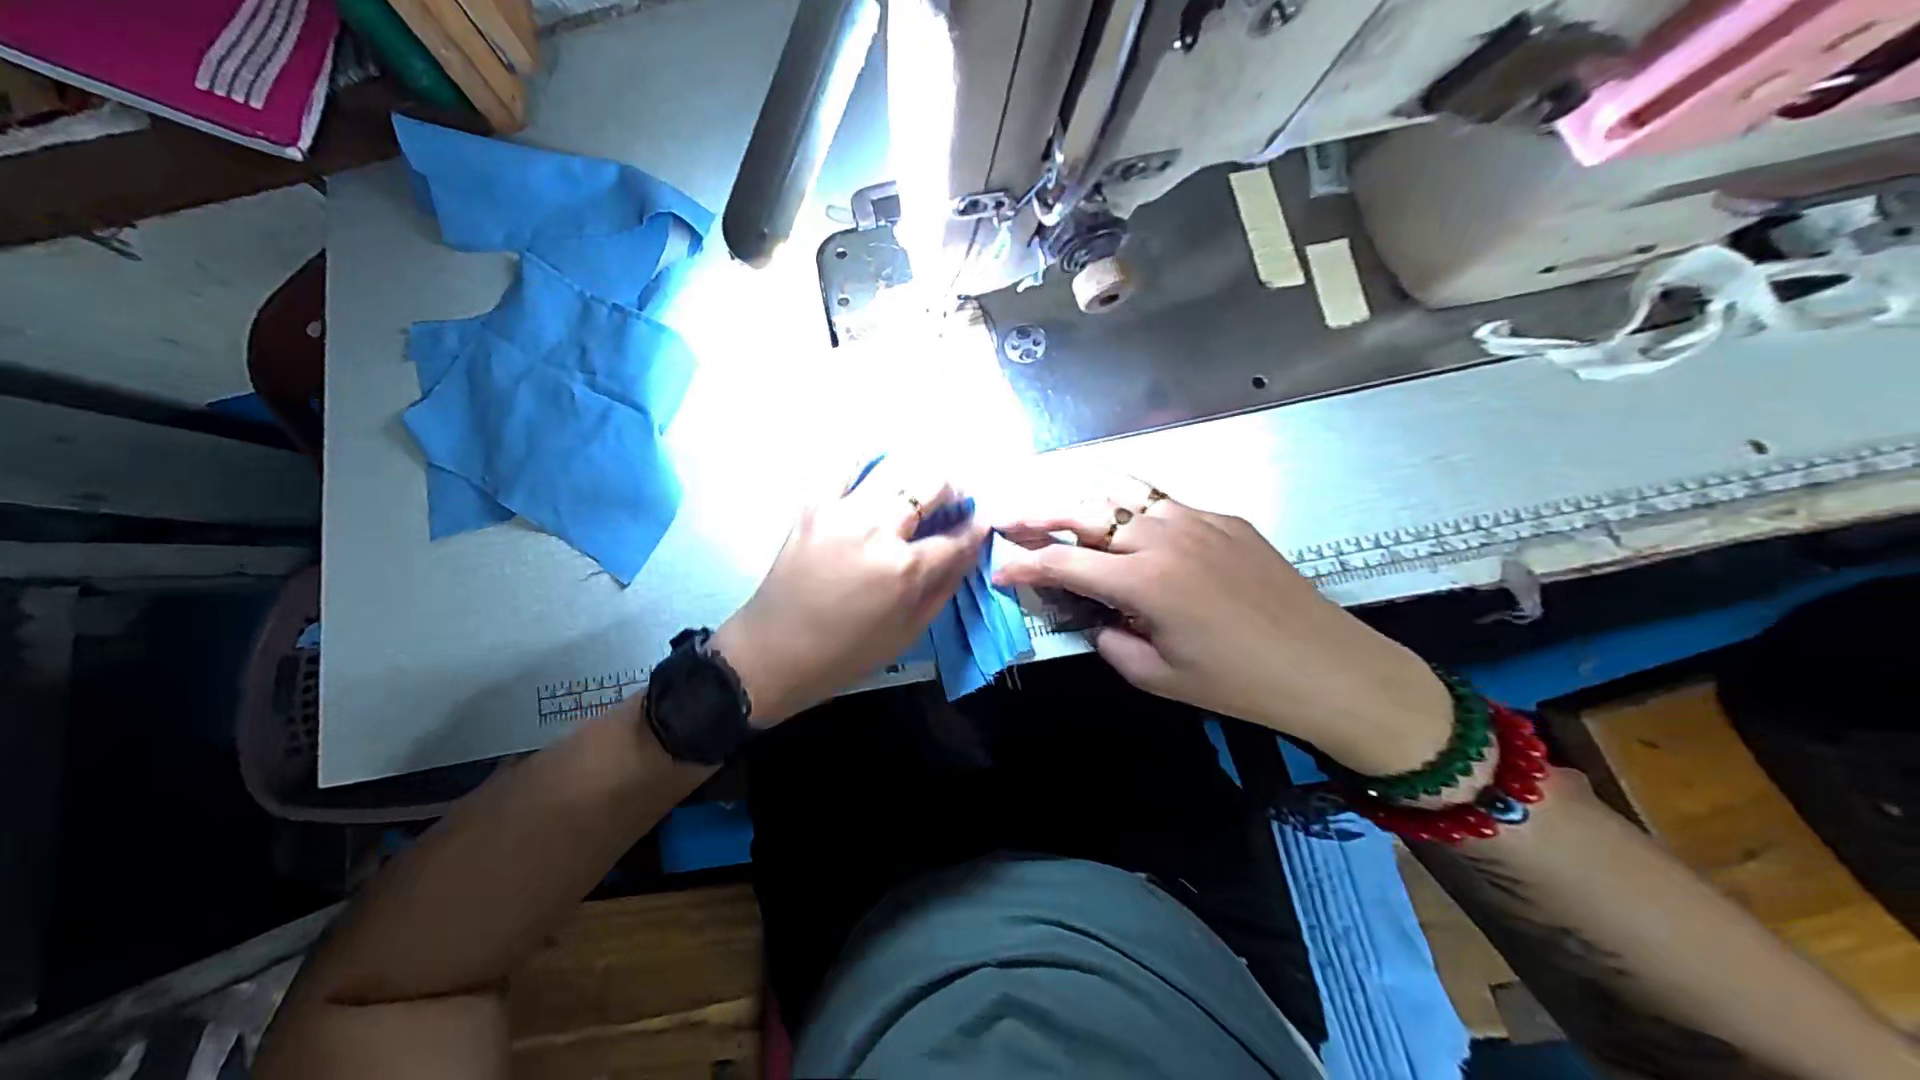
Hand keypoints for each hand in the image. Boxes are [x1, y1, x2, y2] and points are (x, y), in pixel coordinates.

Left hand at [713, 462, 985, 726]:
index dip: (976, 527)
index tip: (980, 521)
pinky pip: (846, 465)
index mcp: (904, 568)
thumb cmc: (848, 652)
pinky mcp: (813, 504)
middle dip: (952, 490)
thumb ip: (945, 583)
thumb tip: (969, 547)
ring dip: (916, 476)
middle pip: (931, 482)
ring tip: (916, 491)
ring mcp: (841, 510)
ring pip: (895, 466)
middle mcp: (876, 529)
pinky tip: (879, 474)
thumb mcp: (910, 629)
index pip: (957, 535)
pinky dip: (869, 463)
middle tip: (951, 503)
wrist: (775, 651)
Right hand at [992, 483, 1451, 776]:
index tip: (999, 570)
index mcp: (1144, 581)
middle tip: (1008, 518)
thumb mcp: (1158, 677)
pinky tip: (1123, 518)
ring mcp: (1197, 519)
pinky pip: (1163, 501)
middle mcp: (1163, 537)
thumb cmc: (1239, 683)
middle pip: (1083, 509)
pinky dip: (1130, 505)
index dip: (1023, 565)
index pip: (1064, 562)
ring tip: (1057, 502)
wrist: (1326, 665)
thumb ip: (1110, 641)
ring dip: (1081, 494)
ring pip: (1123, 490)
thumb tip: (1095, 617)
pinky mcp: (1224, 518)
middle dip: (1037, 512)